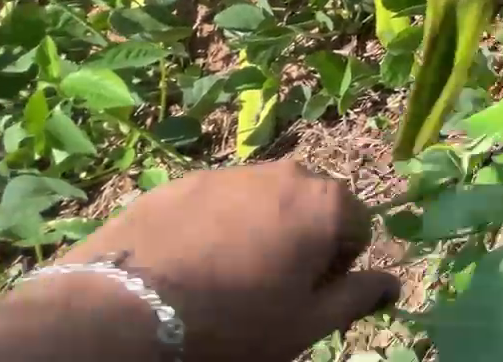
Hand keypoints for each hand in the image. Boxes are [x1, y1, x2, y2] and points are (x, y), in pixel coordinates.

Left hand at [0, 161, 399, 361]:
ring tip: (213, 280)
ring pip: (260, 202)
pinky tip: (177, 269)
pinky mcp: (179, 183)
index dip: (334, 268)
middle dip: (297, 239)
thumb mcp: (302, 327)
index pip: (357, 228)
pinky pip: (211, 203)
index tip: (299, 298)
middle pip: (311, 207)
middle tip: (260, 289)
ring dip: (254, 230)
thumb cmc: (227, 328)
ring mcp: (233, 174)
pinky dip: (207, 228)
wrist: (107, 325)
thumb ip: (357, 297)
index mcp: (329, 203)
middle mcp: (291, 174)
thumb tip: (395, 285)